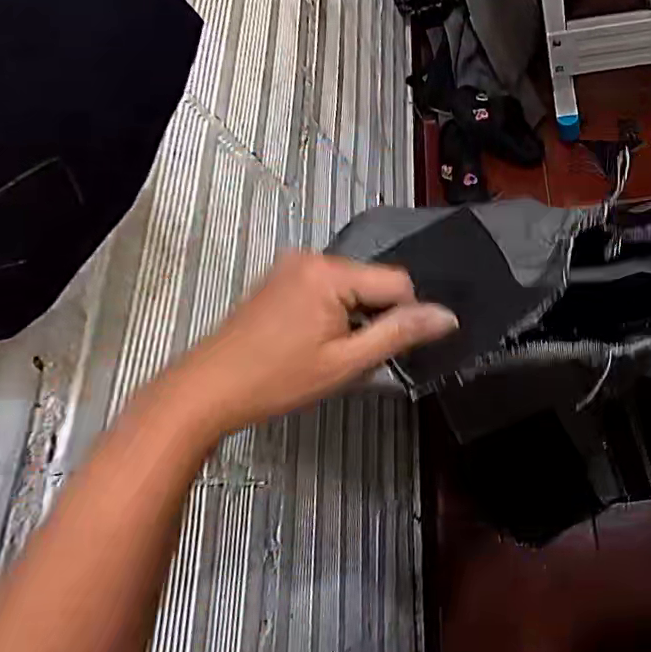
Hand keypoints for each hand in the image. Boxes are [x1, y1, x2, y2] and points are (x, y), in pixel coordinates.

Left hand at [141, 252, 456, 439]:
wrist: (202, 393)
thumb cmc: (275, 381)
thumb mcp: (347, 362)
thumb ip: (401, 333)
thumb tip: (448, 317)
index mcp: (330, 273)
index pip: (399, 282)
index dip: (402, 317)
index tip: (381, 349)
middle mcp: (312, 258)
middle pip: (377, 282)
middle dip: (377, 317)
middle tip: (353, 354)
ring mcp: (293, 266)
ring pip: (356, 286)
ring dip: (357, 316)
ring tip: (331, 351)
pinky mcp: (281, 278)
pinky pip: (332, 287)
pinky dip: (337, 312)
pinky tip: (316, 341)